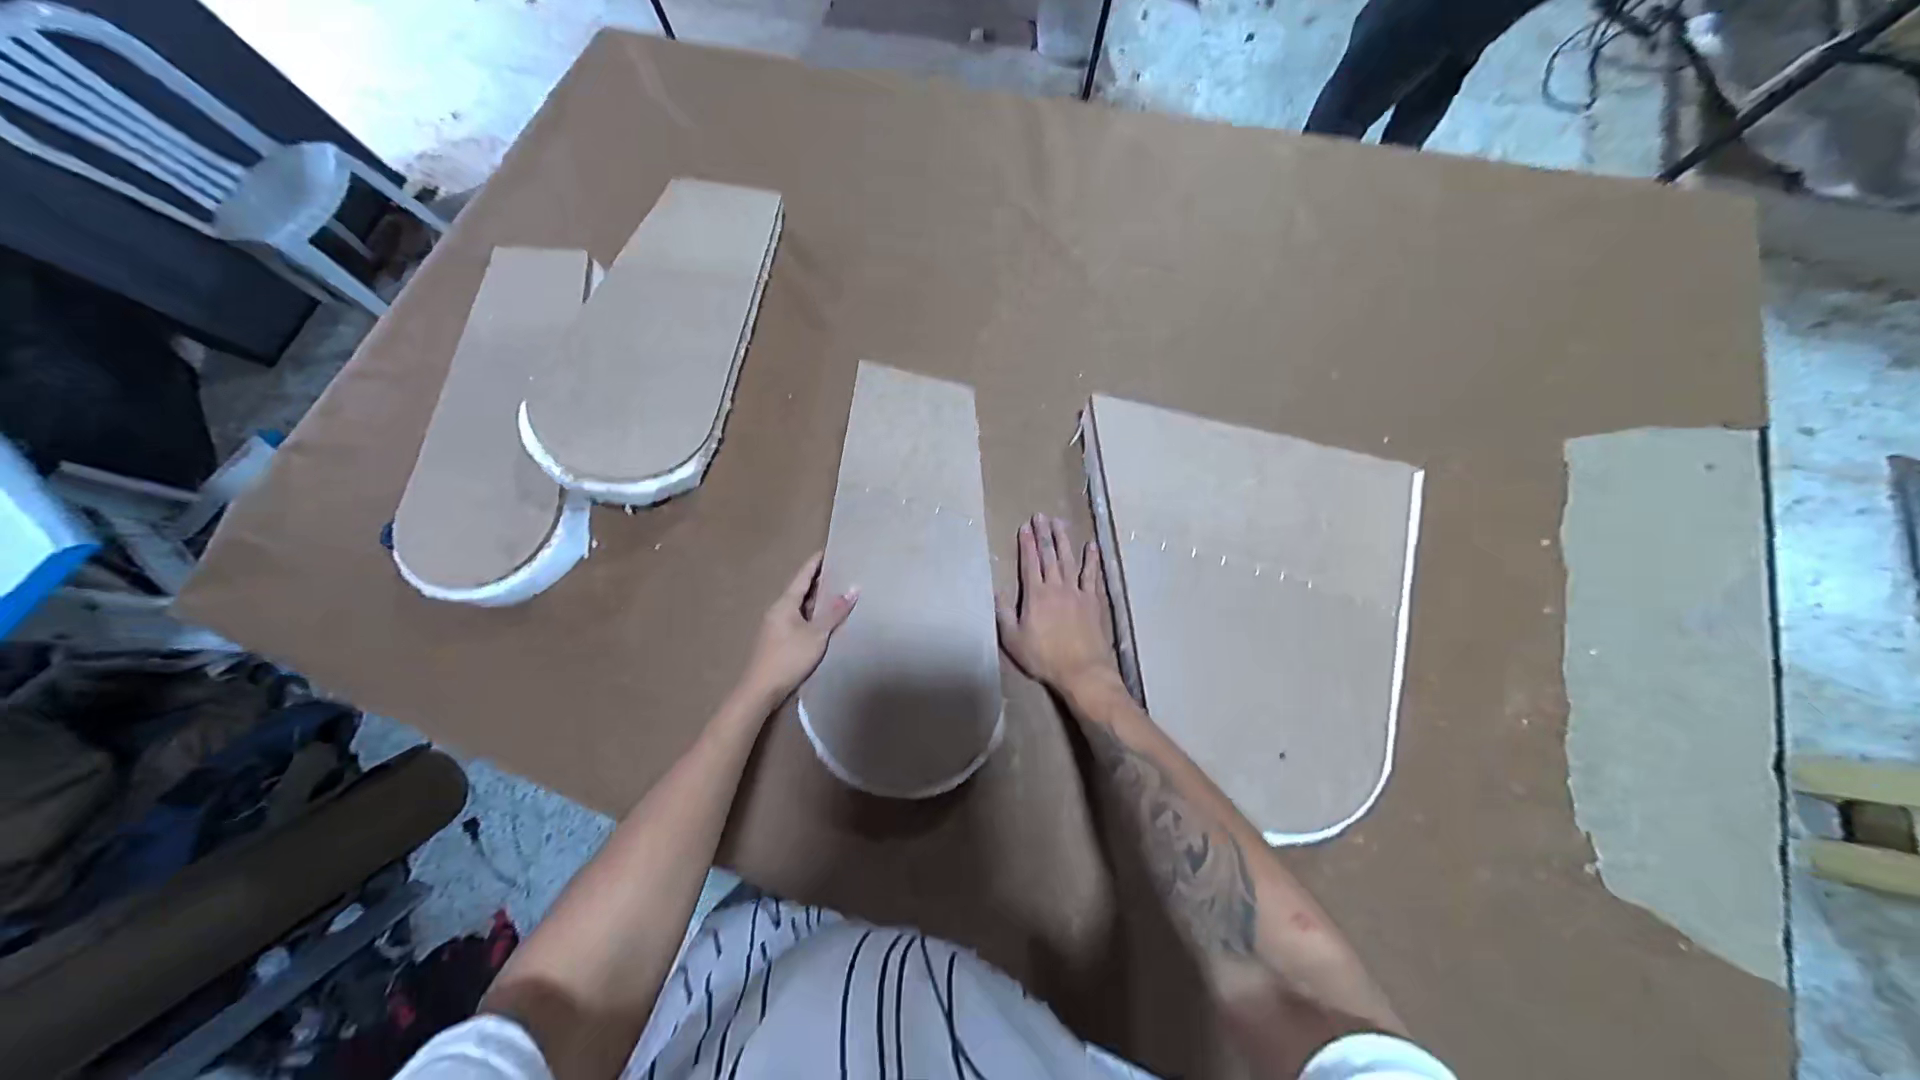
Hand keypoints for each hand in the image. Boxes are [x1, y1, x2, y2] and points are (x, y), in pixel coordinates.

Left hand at [737, 552, 858, 707]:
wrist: (760, 690)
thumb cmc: (788, 658)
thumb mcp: (816, 635)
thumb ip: (834, 612)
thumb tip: (853, 589)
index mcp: (785, 603)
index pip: (803, 575)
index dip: (815, 562)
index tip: (828, 550)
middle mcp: (778, 610)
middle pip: (801, 589)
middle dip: (819, 580)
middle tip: (841, 571)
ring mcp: (776, 625)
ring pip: (800, 606)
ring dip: (817, 599)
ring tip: (838, 593)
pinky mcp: (779, 640)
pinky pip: (798, 619)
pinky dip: (812, 614)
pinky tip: (824, 620)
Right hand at [996, 513, 1123, 694]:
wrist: (1082, 670)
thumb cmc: (1043, 657)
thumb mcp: (1013, 639)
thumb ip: (1004, 613)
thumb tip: (996, 592)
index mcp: (1035, 595)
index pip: (1029, 563)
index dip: (1027, 544)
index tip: (1025, 527)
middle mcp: (1056, 587)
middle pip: (1049, 555)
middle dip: (1044, 535)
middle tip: (1041, 516)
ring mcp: (1077, 592)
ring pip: (1069, 560)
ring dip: (1064, 540)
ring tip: (1060, 523)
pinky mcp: (1093, 601)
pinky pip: (1092, 575)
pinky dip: (1092, 560)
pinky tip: (1091, 547)